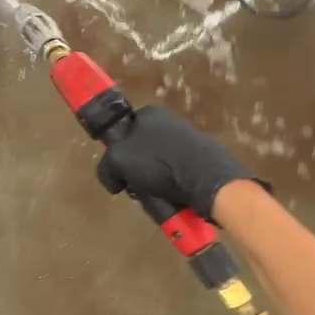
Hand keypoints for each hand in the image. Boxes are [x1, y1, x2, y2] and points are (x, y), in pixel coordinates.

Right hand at [94, 105, 260, 217]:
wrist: (208, 181)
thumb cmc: (160, 163)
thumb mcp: (117, 161)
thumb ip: (106, 167)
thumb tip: (115, 180)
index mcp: (149, 114)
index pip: (124, 132)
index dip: (119, 153)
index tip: (122, 171)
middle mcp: (170, 123)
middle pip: (141, 152)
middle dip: (137, 173)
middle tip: (138, 188)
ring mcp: (189, 141)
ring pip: (158, 168)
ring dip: (154, 185)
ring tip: (158, 198)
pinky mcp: (203, 161)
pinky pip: (177, 177)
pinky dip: (172, 190)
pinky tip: (174, 200)